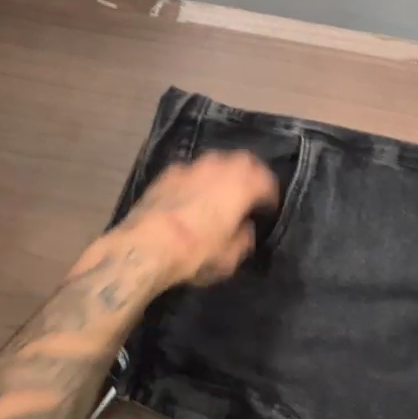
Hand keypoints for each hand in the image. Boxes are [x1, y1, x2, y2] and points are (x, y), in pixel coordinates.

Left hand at [117, 151, 278, 286]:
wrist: (146, 245)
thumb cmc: (195, 253)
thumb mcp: (230, 257)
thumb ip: (244, 238)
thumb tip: (245, 228)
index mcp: (242, 185)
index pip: (267, 181)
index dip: (271, 194)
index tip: (269, 207)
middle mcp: (220, 168)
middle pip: (244, 161)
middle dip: (251, 174)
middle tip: (251, 191)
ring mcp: (192, 166)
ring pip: (217, 161)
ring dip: (225, 172)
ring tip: (223, 189)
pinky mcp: (168, 173)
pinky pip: (193, 170)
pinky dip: (199, 178)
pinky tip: (193, 192)